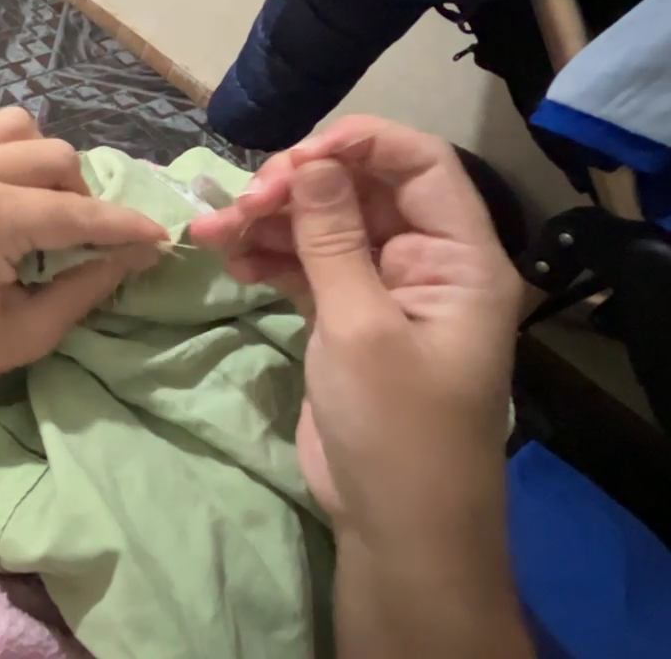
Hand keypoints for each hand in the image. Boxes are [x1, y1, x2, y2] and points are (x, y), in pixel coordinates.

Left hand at [0, 89, 166, 411]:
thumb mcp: (27, 332)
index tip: (157, 239)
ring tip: (29, 201)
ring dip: (31, 158)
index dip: (123, 228)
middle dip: (79, 196)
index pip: (75, 212)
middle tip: (76, 240)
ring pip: (4, 125)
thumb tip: (138, 252)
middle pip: (49, 154)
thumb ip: (88, 284)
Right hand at [189, 117, 523, 549]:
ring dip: (266, 221)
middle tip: (240, 204)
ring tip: (213, 232)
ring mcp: (378, 286)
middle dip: (294, 187)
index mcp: (457, 257)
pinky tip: (232, 260)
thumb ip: (332, 238)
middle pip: (356, 189)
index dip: (357, 143)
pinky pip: (302, 262)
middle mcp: (421, 260)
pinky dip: (267, 255)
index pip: (419, 164)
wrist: (395, 527)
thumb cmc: (396, 428)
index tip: (291, 158)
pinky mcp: (342, 312)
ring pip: (319, 224)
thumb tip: (311, 160)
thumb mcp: (360, 326)